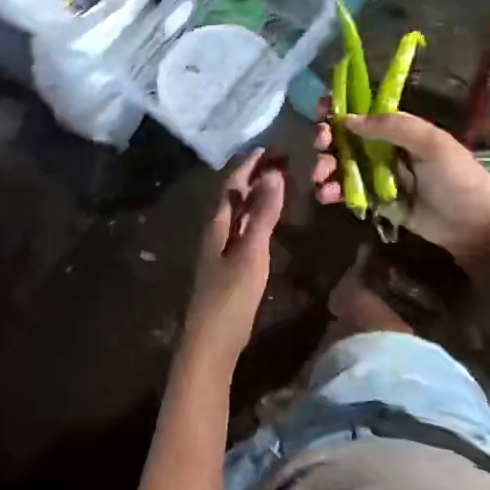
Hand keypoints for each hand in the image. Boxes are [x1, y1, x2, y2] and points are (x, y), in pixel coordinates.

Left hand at [182, 149, 286, 365]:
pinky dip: (255, 214)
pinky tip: (266, 220)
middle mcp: (214, 230)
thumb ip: (262, 214)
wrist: (210, 342)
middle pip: (232, 194)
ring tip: (277, 182)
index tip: (270, 148)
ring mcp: (218, 248)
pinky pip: (240, 226)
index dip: (250, 164)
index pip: (232, 183)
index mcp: (216, 223)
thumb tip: (274, 174)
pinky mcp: (226, 264)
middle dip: (253, 174)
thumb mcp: (251, 252)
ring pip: (236, 210)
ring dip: (255, 193)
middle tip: (279, 160)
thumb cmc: (230, 296)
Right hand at [312, 112, 489, 263]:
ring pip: (341, 164)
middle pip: (346, 138)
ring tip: (321, 177)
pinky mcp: (375, 201)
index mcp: (400, 129)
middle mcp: (385, 148)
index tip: (322, 111)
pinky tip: (326, 195)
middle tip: (320, 146)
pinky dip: (332, 191)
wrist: (475, 227)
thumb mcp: (432, 144)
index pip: (364, 112)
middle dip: (327, 139)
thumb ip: (392, 127)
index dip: (340, 108)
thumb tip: (347, 120)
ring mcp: (378, 176)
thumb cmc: (458, 179)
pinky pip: (347, 191)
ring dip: (325, 167)